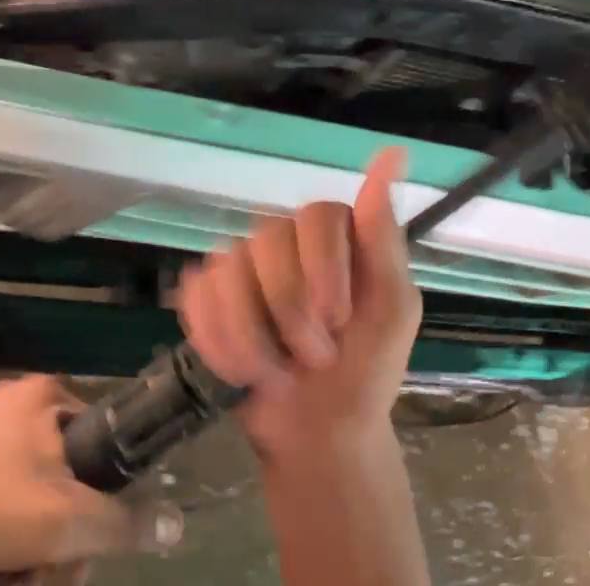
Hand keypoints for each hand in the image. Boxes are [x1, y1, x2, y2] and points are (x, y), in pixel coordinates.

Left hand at [0, 376, 176, 585]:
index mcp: (44, 396)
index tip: (80, 545)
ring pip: (28, 506)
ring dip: (27, 554)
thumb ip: (124, 522)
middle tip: (39, 574)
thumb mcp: (64, 520)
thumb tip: (177, 523)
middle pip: (64, 485)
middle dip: (58, 542)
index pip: (101, 447)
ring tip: (3, 580)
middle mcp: (11, 408)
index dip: (102, 504)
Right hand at [174, 147, 417, 460]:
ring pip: (226, 270)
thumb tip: (394, 155)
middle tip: (315, 355)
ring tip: (278, 370)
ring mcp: (240, 267)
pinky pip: (196, 297)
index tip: (340, 317)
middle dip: (289, 311)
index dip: (323, 267)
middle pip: (266, 241)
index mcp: (332, 235)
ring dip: (253, 334)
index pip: (315, 215)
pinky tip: (242, 369)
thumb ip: (383, 237)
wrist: (321, 434)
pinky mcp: (207, 299)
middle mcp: (282, 240)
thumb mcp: (393, 308)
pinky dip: (218, 340)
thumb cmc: (366, 370)